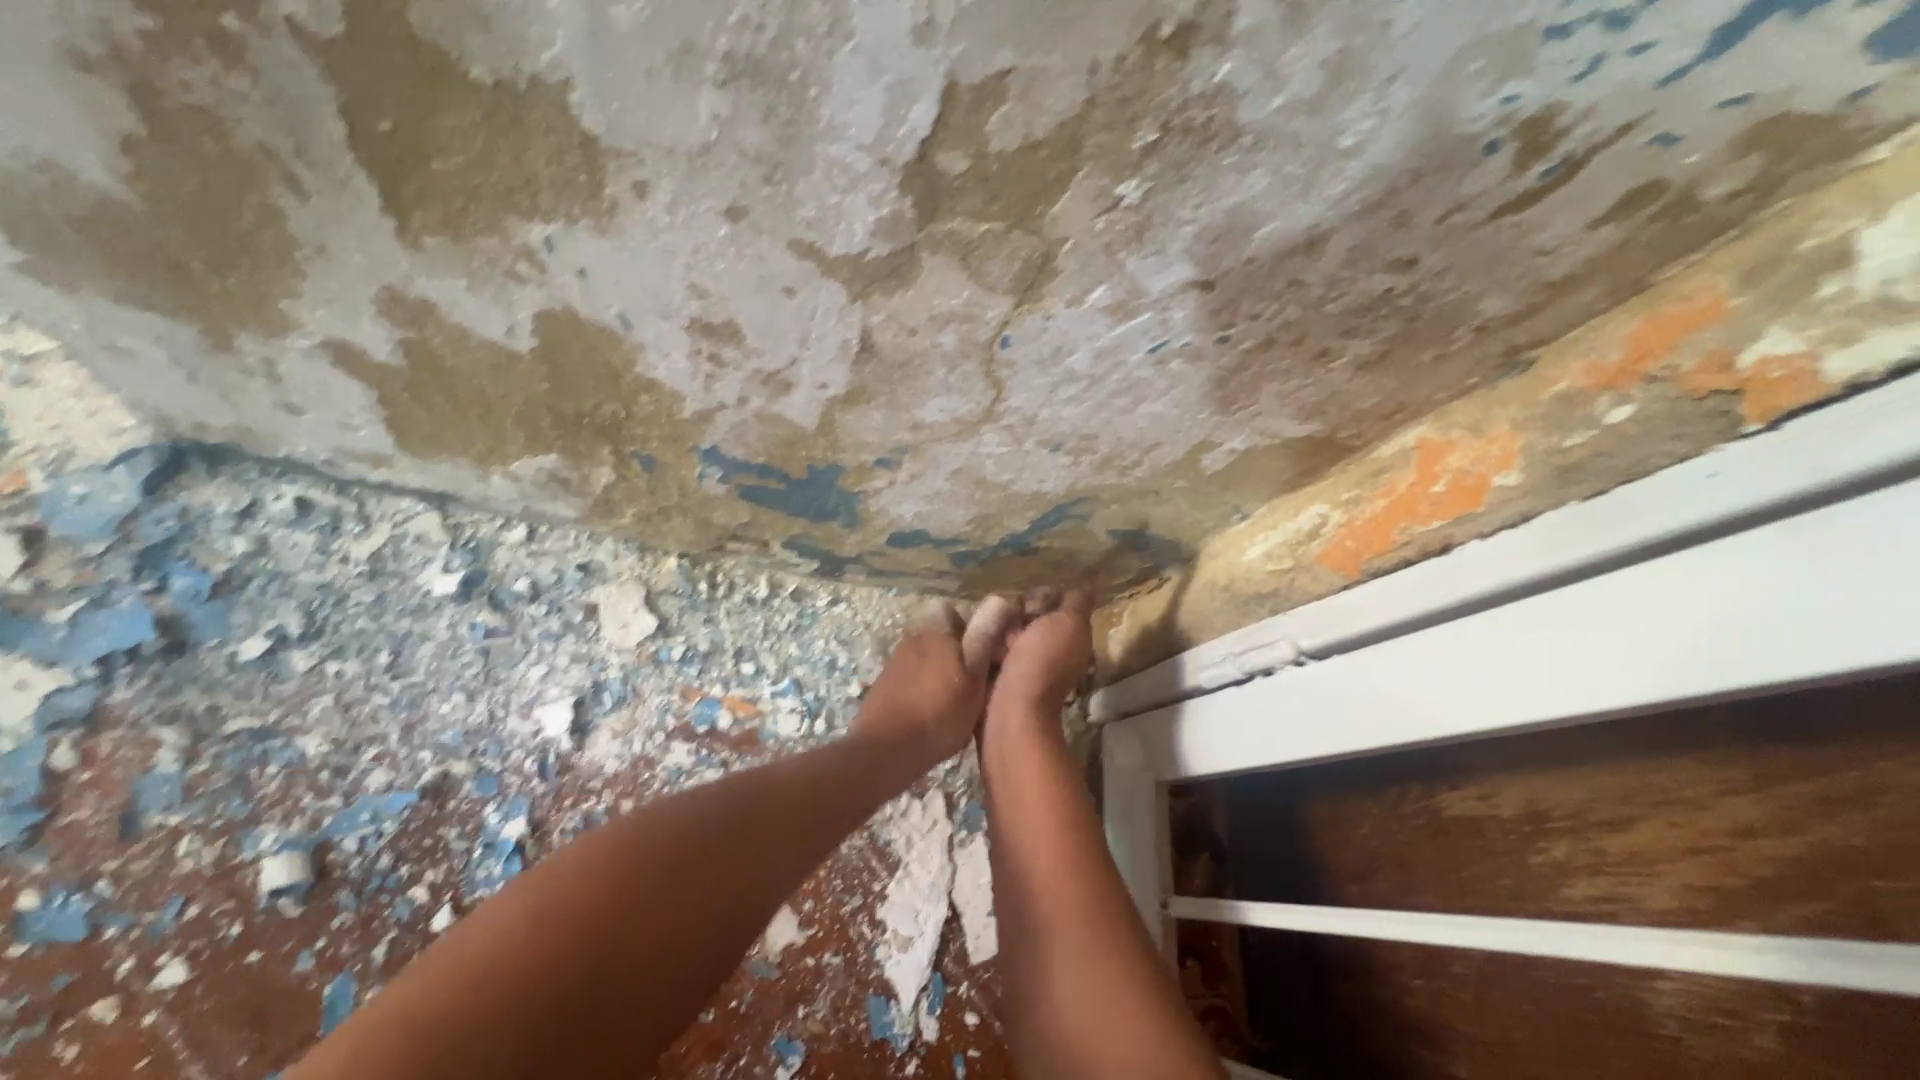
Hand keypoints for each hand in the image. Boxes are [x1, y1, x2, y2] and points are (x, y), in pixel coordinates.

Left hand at [851, 600, 1001, 770]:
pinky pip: (916, 678)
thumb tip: (1001, 598)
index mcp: (934, 629)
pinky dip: (927, 689)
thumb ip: (986, 636)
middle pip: (943, 635)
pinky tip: (935, 715)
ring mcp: (896, 662)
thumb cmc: (939, 713)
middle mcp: (912, 637)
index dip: (974, 631)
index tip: (987, 657)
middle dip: (960, 653)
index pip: (955, 611)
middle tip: (976, 684)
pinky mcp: (887, 685)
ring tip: (957, 703)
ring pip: (931, 657)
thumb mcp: (974, 675)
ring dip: (944, 673)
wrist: (885, 750)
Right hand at [990, 587, 1093, 721]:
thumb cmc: (1043, 662)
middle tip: (1011, 630)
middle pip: (1020, 610)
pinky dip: (983, 642)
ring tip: (993, 640)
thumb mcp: (1069, 624)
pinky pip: (985, 641)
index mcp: (1065, 633)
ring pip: (1000, 624)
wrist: (1012, 708)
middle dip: (1013, 614)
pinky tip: (981, 646)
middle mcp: (1044, 644)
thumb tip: (1097, 577)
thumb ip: (1079, 601)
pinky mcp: (994, 668)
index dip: (1038, 599)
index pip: (1046, 599)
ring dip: (995, 627)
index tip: (1032, 609)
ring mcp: (1018, 659)